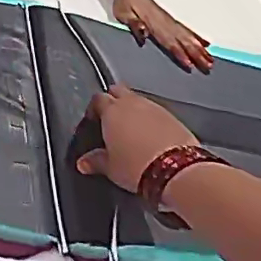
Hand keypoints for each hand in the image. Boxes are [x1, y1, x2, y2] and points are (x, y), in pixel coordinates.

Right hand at [74, 84, 198, 193]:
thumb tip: (83, 163)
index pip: (97, 99)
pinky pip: (156, 111)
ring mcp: (154, 107)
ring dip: (133, 109)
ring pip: (138, 99)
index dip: (94, 108)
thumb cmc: (138, 167)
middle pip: (117, 90)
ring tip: (132, 129)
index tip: (94, 120)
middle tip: (111, 118)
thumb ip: (95, 161)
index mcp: (111, 111)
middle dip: (113, 100)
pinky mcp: (173, 116)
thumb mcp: (111, 168)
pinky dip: (151, 118)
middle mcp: (131, 103)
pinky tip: (151, 135)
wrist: (177, 170)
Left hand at [113, 0, 212, 72]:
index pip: (168, 42)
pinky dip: (197, 37)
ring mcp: (169, 21)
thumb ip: (134, 24)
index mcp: (153, 24)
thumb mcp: (124, 15)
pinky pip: (186, 30)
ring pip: (187, 36)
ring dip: (199, 48)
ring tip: (210, 60)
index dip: (179, 53)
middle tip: (208, 67)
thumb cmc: (126, 4)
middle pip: (183, 41)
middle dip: (196, 55)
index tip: (190, 64)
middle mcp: (164, 23)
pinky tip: (205, 43)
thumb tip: (143, 32)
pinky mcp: (169, 20)